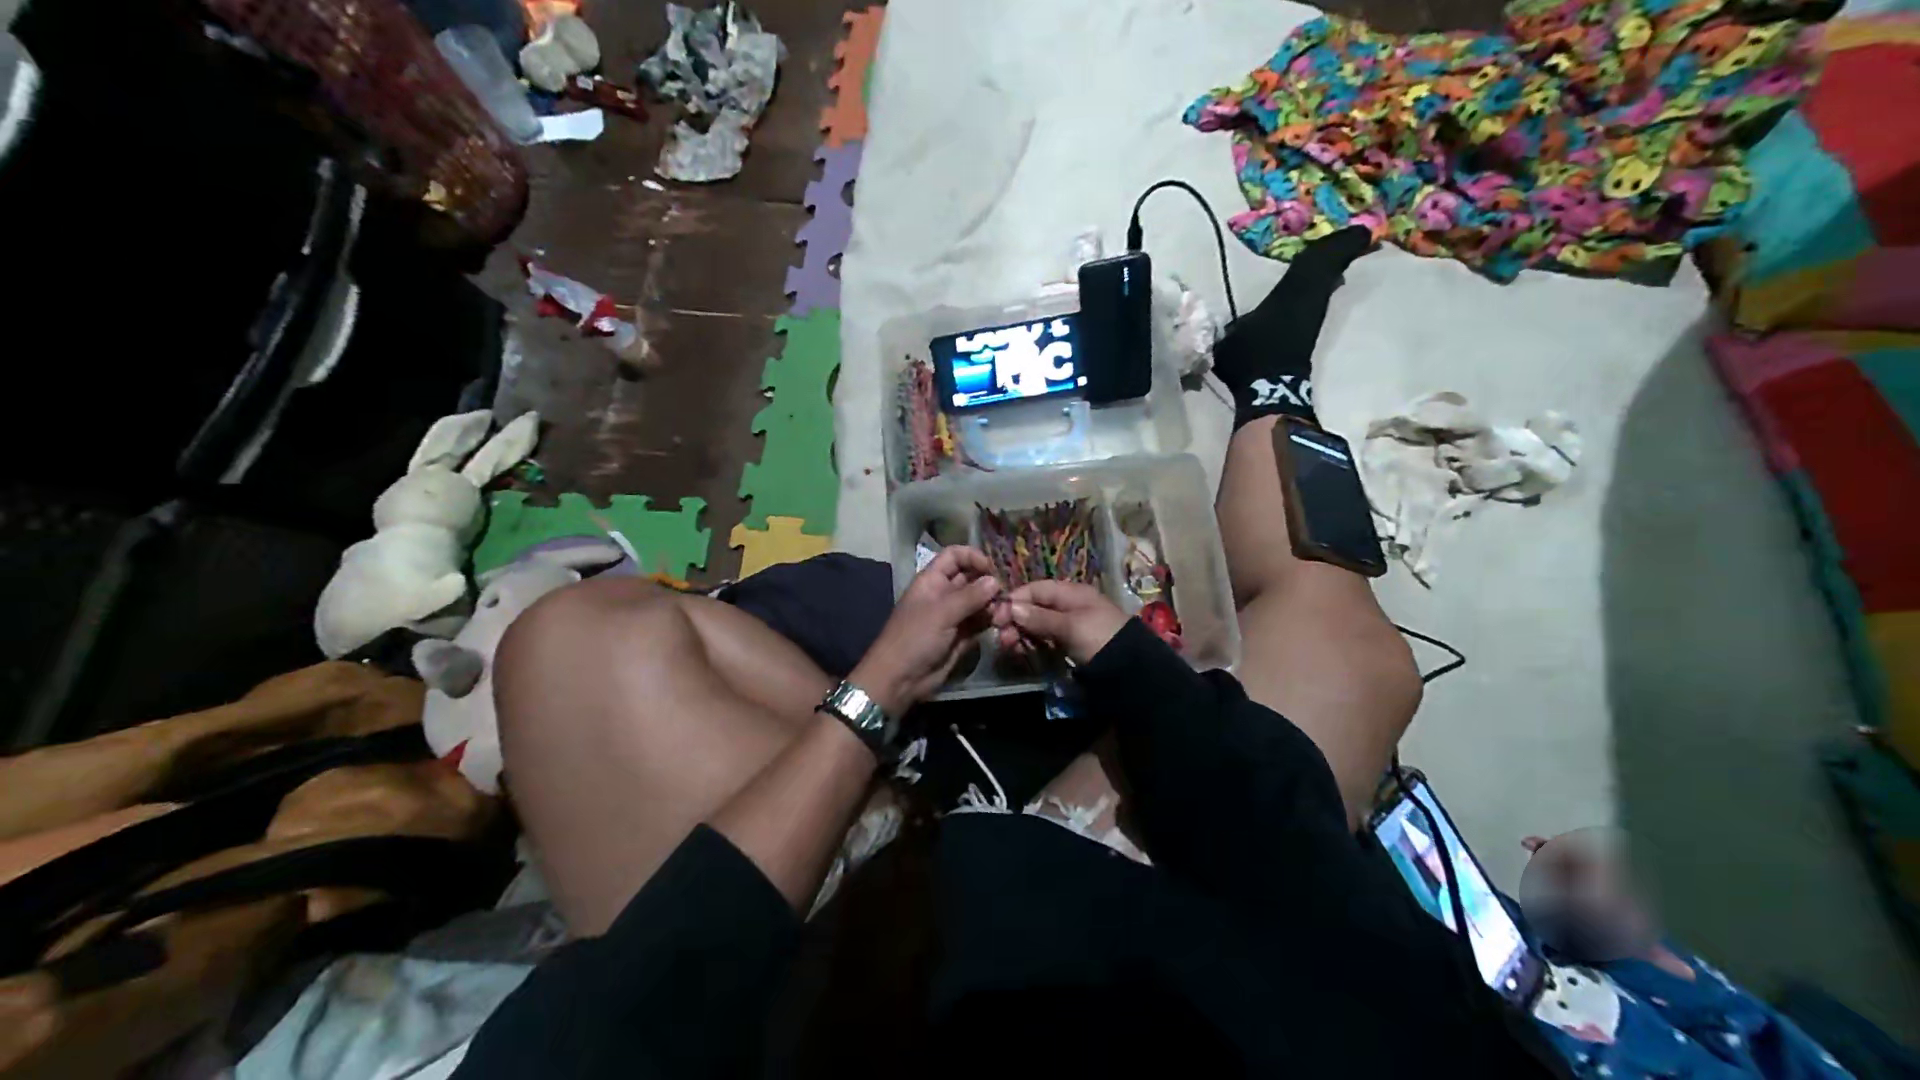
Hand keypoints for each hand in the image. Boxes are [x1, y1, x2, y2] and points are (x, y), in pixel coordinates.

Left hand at [848, 546, 1000, 715]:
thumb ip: (970, 596)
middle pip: (971, 578)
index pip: (954, 556)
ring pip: (979, 602)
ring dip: (993, 605)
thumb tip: (995, 581)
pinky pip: (981, 623)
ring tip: (1005, 612)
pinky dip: (991, 622)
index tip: (992, 568)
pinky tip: (1003, 624)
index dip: (973, 557)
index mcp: (932, 581)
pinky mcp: (961, 637)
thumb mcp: (941, 613)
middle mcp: (944, 594)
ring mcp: (953, 616)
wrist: (900, 680)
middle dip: (989, 583)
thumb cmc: (914, 638)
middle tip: (1008, 592)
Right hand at [991, 579, 1128, 665]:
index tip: (997, 616)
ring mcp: (1069, 625)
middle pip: (1034, 607)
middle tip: (1003, 638)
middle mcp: (1068, 605)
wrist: (1131, 670)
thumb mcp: (1070, 626)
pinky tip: (1023, 652)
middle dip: (1015, 620)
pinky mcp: (1069, 644)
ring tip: (1010, 647)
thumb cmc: (1100, 638)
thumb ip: (1040, 618)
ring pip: (1036, 625)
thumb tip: (1012, 607)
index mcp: (1071, 593)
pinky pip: (1044, 639)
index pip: (1035, 589)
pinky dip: (1032, 644)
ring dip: (1021, 634)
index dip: (1015, 600)